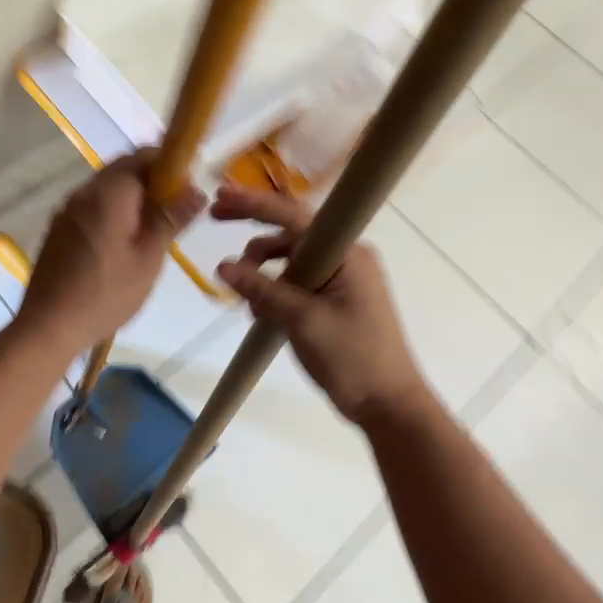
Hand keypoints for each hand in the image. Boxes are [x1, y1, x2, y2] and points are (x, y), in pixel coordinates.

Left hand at [18, 152, 205, 351]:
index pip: (141, 156)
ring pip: (105, 189)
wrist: (48, 325)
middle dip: (151, 181)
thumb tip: (196, 189)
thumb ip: (170, 219)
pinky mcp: (58, 230)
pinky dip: (112, 212)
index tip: (188, 187)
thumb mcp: (148, 259)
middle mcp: (82, 193)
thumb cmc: (106, 294)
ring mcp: (66, 211)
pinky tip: (123, 242)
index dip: (169, 163)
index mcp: (107, 194)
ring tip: (153, 229)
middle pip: (122, 169)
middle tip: (175, 211)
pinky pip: (91, 207)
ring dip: (132, 197)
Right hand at [212, 186, 430, 426]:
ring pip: (289, 259)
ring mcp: (341, 278)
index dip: (254, 204)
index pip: (293, 216)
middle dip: (252, 233)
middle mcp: (345, 256)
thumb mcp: (302, 320)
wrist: (389, 405)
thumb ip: (262, 289)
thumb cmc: (353, 358)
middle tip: (213, 222)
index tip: (220, 197)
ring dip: (261, 271)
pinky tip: (258, 310)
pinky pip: (296, 281)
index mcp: (346, 253)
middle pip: (289, 232)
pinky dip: (273, 289)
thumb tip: (223, 267)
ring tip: (244, 300)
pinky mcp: (335, 299)